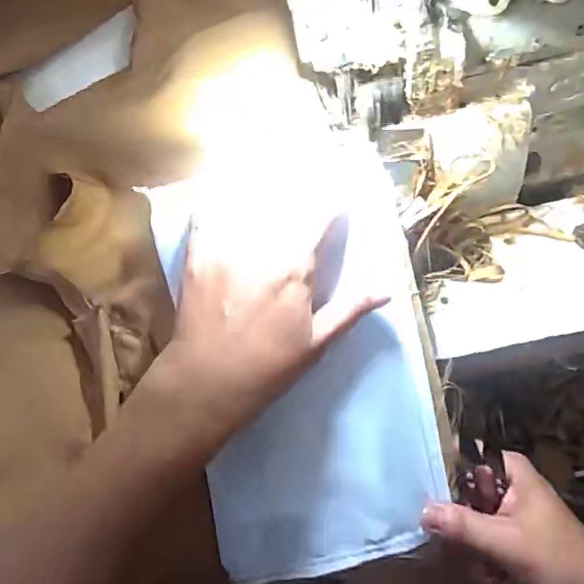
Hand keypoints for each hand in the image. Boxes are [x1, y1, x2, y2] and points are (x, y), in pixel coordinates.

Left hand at [152, 209, 385, 449]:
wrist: (206, 384)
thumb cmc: (268, 368)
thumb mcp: (316, 343)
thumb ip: (350, 309)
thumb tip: (387, 290)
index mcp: (296, 269)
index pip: (320, 220)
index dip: (333, 208)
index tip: (339, 206)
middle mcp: (262, 250)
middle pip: (285, 208)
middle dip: (299, 202)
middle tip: (304, 199)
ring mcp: (224, 250)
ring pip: (247, 208)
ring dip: (262, 202)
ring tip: (267, 200)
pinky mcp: (196, 257)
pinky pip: (206, 220)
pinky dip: (217, 211)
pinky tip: (222, 209)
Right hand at [421, 454, 583, 583]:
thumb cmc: (559, 564)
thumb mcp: (506, 543)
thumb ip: (463, 526)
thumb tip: (423, 510)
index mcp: (522, 481)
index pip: (485, 457)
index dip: (462, 467)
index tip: (438, 485)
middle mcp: (521, 498)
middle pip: (478, 494)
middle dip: (464, 517)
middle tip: (454, 536)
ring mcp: (523, 528)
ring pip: (482, 526)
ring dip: (475, 547)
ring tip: (483, 569)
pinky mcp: (523, 556)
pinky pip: (492, 551)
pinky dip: (489, 565)